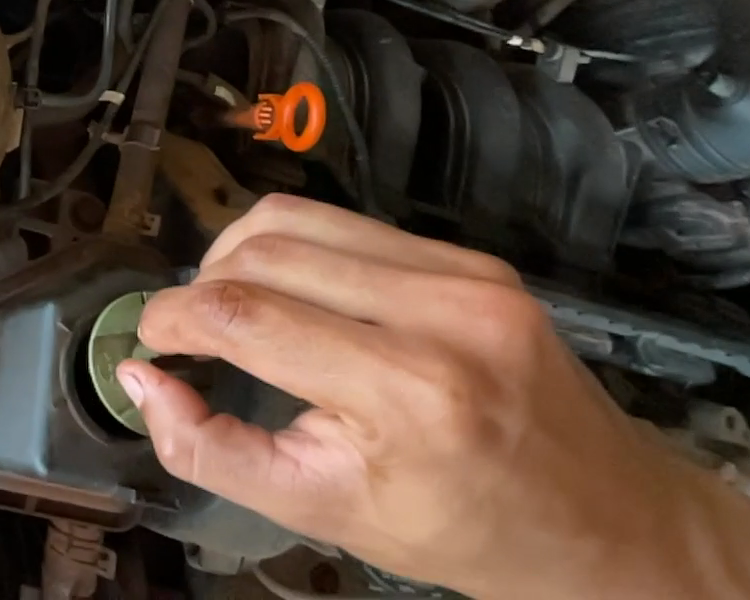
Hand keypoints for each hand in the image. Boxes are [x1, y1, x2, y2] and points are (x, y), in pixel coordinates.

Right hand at [116, 195, 749, 599]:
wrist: (613, 521)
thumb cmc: (460, 531)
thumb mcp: (321, 513)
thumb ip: (209, 450)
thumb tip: (136, 375)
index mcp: (409, 394)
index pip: (244, 315)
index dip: (172, 319)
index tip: (152, 341)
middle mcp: (439, 312)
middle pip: (258, 255)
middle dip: (197, 289)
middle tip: (190, 334)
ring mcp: (460, 272)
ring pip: (287, 219)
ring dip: (231, 255)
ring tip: (229, 302)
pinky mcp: (465, 256)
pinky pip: (335, 220)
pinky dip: (283, 246)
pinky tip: (287, 287)